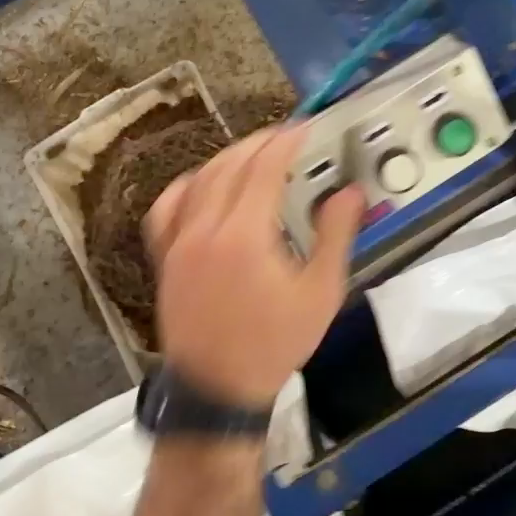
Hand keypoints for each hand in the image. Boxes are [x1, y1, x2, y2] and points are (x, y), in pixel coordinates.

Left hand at [144, 125, 364, 409]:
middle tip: (286, 138)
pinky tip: (201, 186)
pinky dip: (187, 187)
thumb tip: (349, 195)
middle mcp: (205, 230)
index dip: (286, 141)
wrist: (219, 388)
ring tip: (253, 155)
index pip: (264, 168)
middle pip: (230, 166)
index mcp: (245, 235)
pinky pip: (167, 209)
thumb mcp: (320, 293)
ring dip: (227, 159)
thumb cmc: (274, 344)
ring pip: (198, 180)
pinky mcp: (166, 260)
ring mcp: (179, 244)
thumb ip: (335, 237)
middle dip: (259, 144)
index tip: (304, 127)